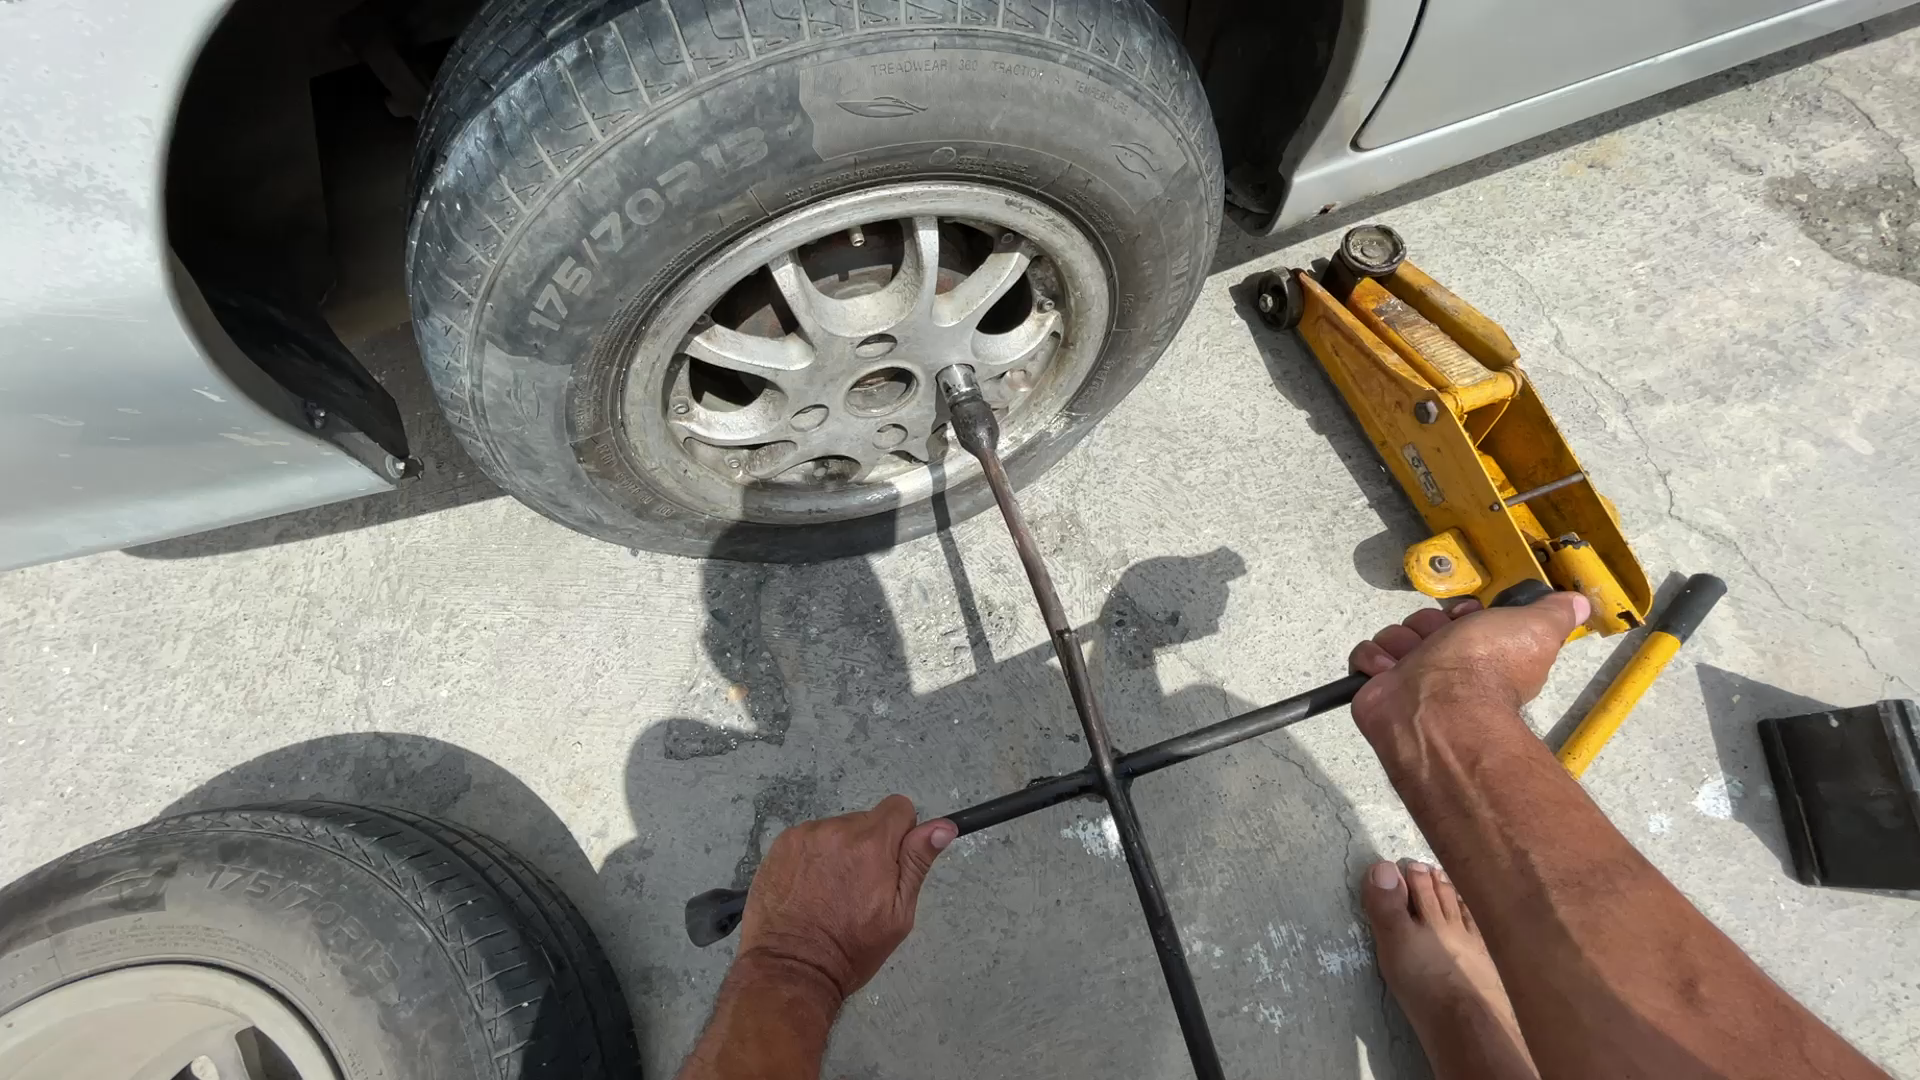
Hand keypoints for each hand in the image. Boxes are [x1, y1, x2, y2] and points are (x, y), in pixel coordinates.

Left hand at [737, 795, 955, 999]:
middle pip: (867, 820)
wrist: (790, 970)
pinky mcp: (782, 843)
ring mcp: (806, 834)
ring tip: (831, 891)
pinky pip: (811, 837)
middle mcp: (838, 829)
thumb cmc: (851, 948)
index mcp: (872, 843)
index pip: (899, 807)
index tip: (890, 862)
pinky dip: (814, 856)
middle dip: (870, 846)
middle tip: (859, 887)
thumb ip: (918, 862)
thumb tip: (943, 826)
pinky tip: (809, 887)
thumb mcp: (898, 914)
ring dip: (841, 851)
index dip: (901, 833)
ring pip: (838, 829)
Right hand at [1347, 592, 1590, 746]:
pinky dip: (1373, 661)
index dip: (1459, 613)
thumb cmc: (1484, 665)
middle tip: (1437, 646)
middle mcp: (1445, 664)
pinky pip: (1364, 656)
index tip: (1466, 617)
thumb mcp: (1535, 629)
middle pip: (1421, 622)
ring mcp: (1408, 676)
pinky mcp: (1375, 685)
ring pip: (1391, 636)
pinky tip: (1388, 673)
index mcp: (1479, 651)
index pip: (1457, 617)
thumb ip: (1554, 612)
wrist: (1437, 707)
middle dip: (1426, 627)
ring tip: (1410, 666)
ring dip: (1398, 644)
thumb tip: (1578, 601)